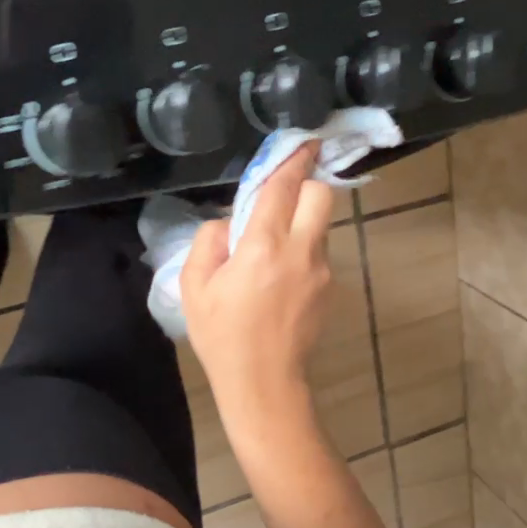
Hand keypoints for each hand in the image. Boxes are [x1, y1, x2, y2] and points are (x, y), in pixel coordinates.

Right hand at [180, 144, 335, 415]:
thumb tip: (230, 223)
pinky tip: (280, 281)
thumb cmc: (223, 336)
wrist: (264, 385)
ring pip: (321, 226)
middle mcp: (301, 251)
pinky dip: (303, 252)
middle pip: (322, 196)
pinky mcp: (331, 289)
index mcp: (264, 247)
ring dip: (301, 223)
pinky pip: (318, 254)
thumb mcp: (195, 287)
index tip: (303, 142)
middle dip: (306, 187)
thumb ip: (210, 241)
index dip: (292, 161)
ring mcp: (322, 271)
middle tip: (283, 198)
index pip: (283, 188)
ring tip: (270, 253)